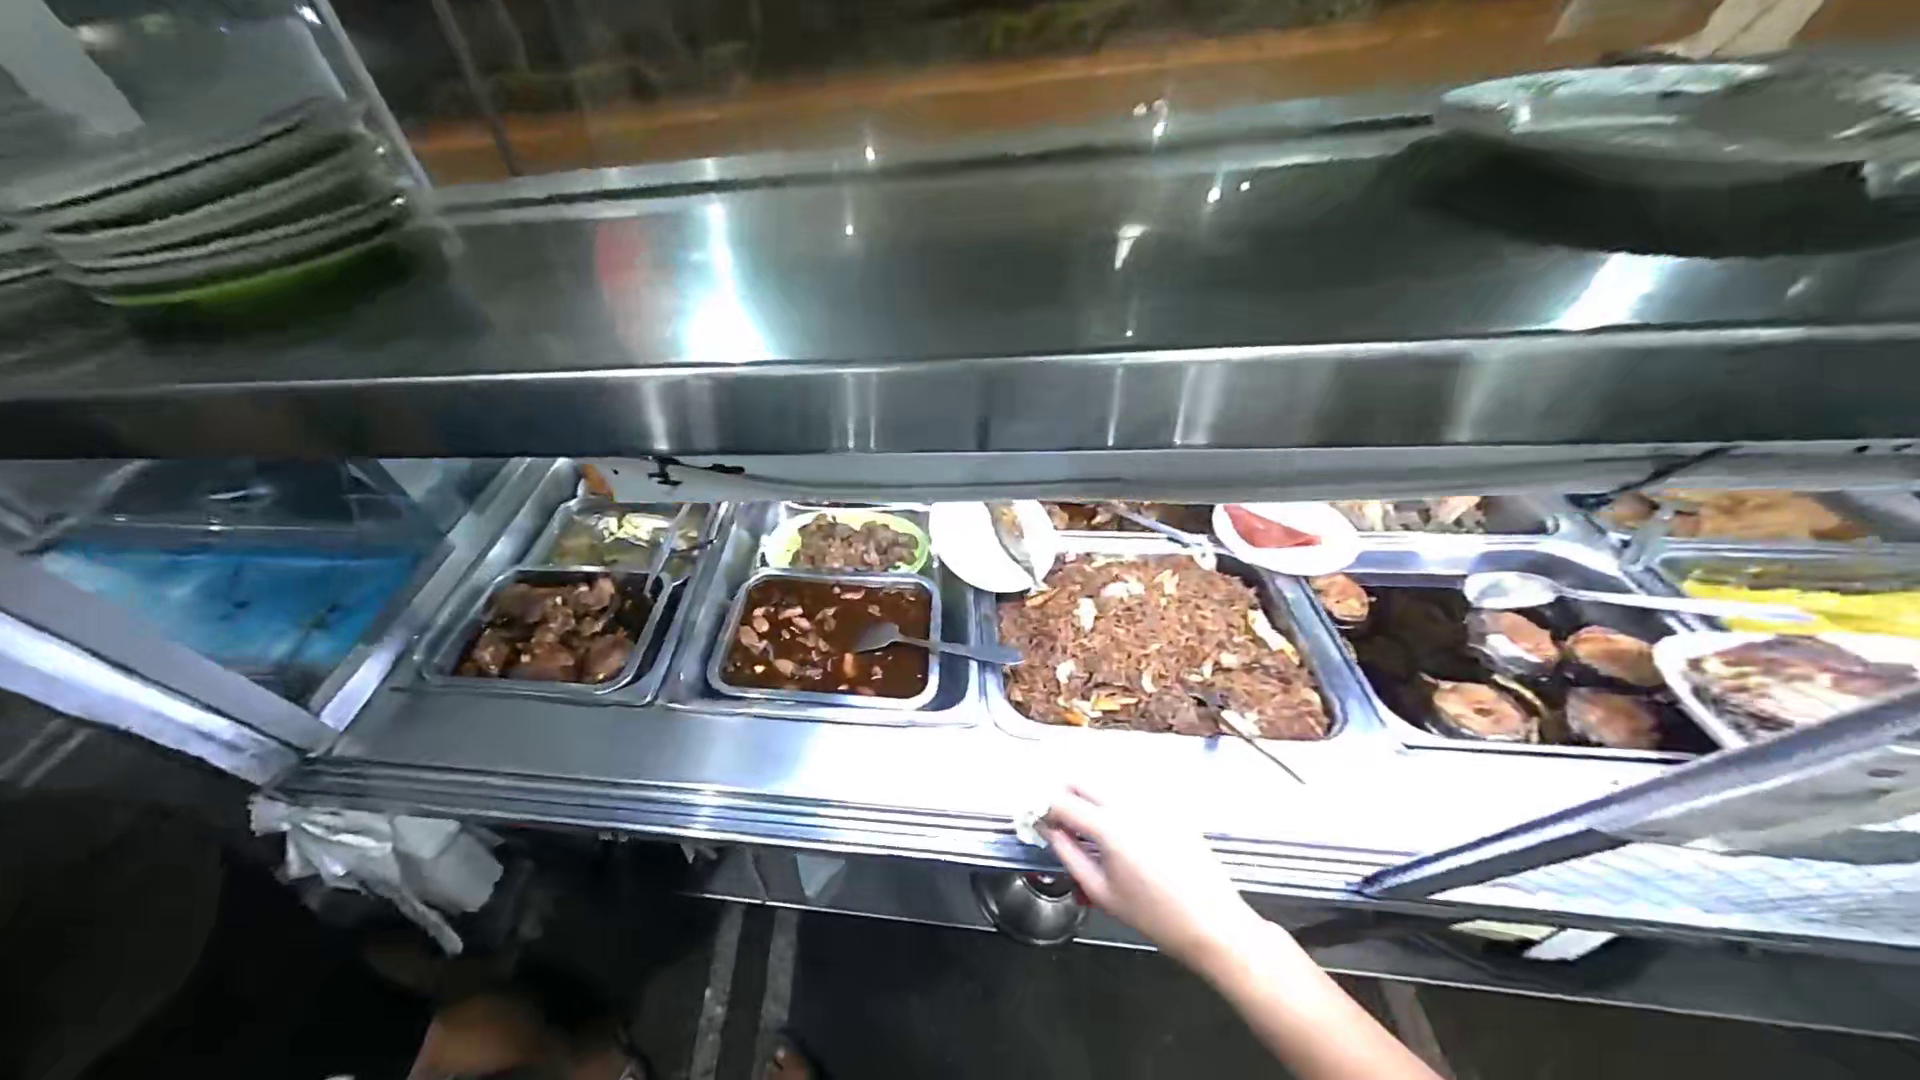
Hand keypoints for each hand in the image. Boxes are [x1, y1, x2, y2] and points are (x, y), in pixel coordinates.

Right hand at [1042, 784, 1267, 966]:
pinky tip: (1122, 830)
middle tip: (1062, 822)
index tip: (1041, 822)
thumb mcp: (1101, 891)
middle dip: (1065, 796)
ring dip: (1089, 796)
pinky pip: (1131, 791)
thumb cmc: (1156, 915)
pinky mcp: (1168, 804)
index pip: (1061, 801)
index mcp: (1109, 826)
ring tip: (1092, 830)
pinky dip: (1116, 801)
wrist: (1211, 922)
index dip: (1045, 810)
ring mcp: (1151, 800)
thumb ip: (1068, 854)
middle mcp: (1129, 803)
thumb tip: (1048, 830)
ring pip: (1105, 782)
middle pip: (1081, 780)